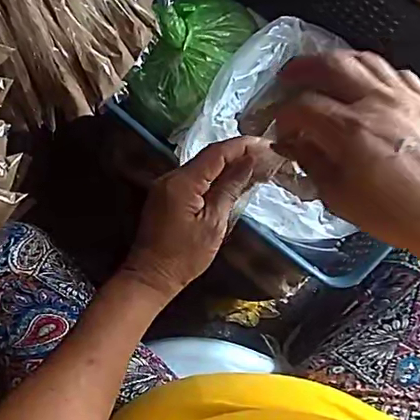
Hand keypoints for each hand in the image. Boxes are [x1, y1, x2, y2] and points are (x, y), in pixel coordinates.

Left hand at [119, 137, 277, 297]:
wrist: (151, 276)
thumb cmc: (184, 256)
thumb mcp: (214, 224)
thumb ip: (229, 189)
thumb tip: (248, 162)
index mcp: (182, 182)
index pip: (216, 153)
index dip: (243, 145)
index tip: (268, 144)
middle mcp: (170, 177)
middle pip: (208, 156)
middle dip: (238, 153)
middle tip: (267, 155)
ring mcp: (165, 185)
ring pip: (201, 166)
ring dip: (227, 164)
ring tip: (256, 165)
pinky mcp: (166, 195)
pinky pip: (193, 178)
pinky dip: (214, 176)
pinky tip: (232, 179)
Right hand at [271, 50, 419, 263]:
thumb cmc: (397, 215)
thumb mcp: (339, 197)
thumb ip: (311, 163)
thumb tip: (292, 144)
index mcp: (350, 130)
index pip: (302, 105)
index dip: (283, 115)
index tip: (280, 129)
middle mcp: (377, 103)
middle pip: (332, 64)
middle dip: (303, 67)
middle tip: (288, 75)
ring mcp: (406, 97)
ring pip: (365, 59)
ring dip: (337, 61)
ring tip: (323, 72)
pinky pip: (394, 71)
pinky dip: (372, 72)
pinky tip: (365, 86)